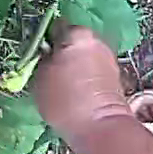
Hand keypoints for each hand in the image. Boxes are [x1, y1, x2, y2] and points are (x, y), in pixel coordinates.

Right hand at [31, 24, 130, 138]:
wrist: (99, 127)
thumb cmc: (64, 98)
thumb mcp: (39, 76)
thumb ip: (41, 59)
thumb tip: (46, 54)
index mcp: (77, 34)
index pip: (56, 26)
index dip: (44, 40)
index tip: (38, 55)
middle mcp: (96, 40)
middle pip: (73, 41)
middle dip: (62, 53)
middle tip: (48, 71)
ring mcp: (108, 58)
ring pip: (84, 57)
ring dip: (74, 66)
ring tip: (61, 85)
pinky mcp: (115, 77)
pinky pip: (93, 71)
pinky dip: (84, 78)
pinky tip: (75, 93)